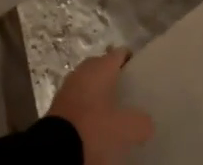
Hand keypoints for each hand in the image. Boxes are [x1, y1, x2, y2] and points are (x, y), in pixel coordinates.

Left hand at [47, 48, 153, 163]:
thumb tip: (145, 122)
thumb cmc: (94, 127)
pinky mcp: (59, 106)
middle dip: (115, 78)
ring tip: (117, 110)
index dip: (131, 60)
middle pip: (102, 68)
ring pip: (90, 84)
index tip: (143, 72)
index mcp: (99, 67)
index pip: (119, 54)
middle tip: (132, 93)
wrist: (57, 148)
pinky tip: (98, 122)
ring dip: (101, 94)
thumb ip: (141, 122)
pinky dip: (90, 108)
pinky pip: (80, 101)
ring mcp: (68, 87)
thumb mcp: (126, 128)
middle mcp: (83, 71)